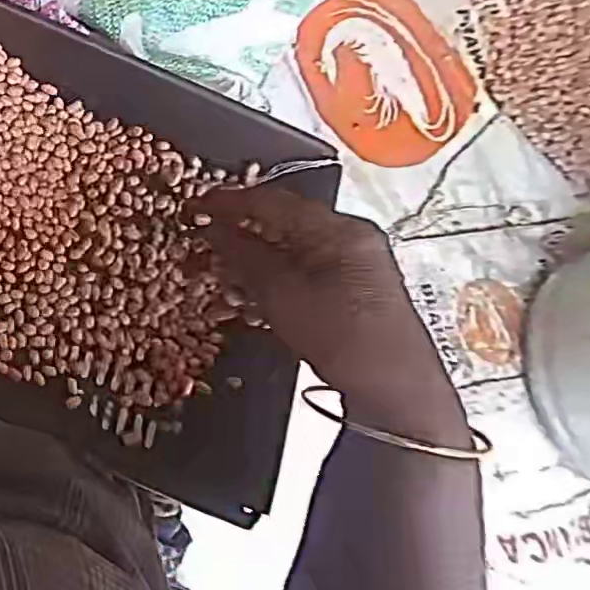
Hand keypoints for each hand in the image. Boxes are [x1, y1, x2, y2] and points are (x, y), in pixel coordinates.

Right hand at [187, 187, 457, 421]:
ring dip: (250, 260)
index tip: (196, 203)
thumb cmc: (342, 337)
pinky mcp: (349, 286)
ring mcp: (352, 262)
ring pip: (287, 247)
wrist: (392, 388)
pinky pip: (300, 268)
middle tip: (203, 240)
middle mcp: (349, 238)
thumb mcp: (280, 293)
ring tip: (221, 275)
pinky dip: (270, 277)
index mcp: (339, 230)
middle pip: (280, 222)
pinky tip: (247, 297)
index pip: (273, 201)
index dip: (229, 201)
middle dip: (238, 233)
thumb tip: (213, 229)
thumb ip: (243, 255)